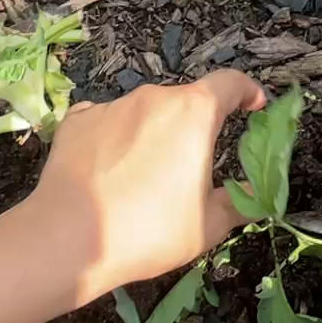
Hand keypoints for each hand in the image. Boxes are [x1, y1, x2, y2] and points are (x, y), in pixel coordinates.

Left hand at [23, 70, 265, 303]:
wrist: (67, 240)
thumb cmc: (148, 230)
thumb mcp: (208, 226)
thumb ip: (237, 203)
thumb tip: (251, 196)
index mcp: (193, 113)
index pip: (230, 82)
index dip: (247, 91)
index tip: (254, 106)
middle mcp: (154, 97)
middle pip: (185, 101)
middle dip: (195, 127)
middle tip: (191, 167)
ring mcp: (111, 105)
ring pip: (145, 112)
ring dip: (154, 134)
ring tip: (144, 176)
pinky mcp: (77, 120)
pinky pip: (108, 122)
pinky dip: (116, 139)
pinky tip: (108, 171)